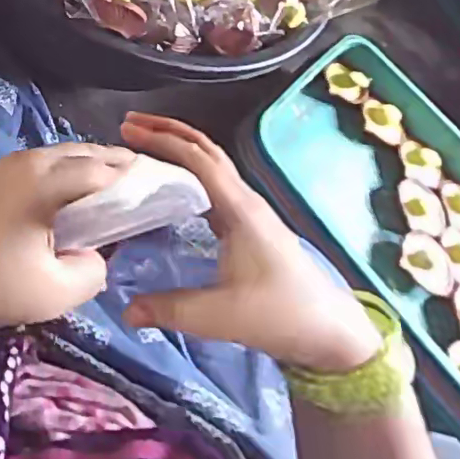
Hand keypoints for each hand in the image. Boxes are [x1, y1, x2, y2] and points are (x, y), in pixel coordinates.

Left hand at [0, 143, 132, 332]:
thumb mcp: (51, 294)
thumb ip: (91, 272)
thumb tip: (96, 255)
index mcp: (47, 182)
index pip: (104, 168)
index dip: (135, 175)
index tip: (161, 185)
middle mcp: (31, 162)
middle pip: (85, 152)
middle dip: (116, 164)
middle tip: (143, 183)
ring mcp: (10, 164)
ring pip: (63, 155)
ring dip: (91, 166)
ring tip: (115, 189)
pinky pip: (45, 164)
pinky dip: (68, 172)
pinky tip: (75, 195)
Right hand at [119, 113, 382, 371]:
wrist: (333, 334)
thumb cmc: (281, 316)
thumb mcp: (221, 316)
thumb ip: (170, 309)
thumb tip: (126, 310)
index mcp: (239, 210)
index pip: (198, 158)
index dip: (162, 139)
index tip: (128, 130)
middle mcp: (245, 200)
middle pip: (205, 149)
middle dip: (168, 130)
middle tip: (130, 123)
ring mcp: (249, 210)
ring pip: (211, 163)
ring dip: (179, 146)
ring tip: (144, 142)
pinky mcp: (249, 224)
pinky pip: (214, 183)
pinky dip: (188, 169)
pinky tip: (170, 182)